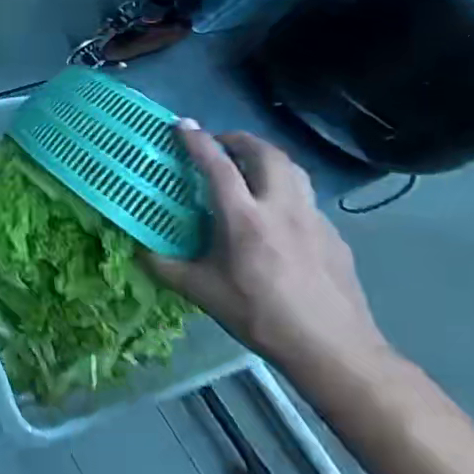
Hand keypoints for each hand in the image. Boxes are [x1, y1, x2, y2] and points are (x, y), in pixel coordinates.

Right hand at [141, 121, 389, 373]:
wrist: (333, 349)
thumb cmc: (260, 316)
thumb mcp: (203, 293)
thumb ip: (166, 267)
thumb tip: (138, 252)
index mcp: (244, 218)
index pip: (217, 165)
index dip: (197, 141)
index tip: (182, 125)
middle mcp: (281, 207)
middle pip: (265, 153)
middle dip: (240, 139)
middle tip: (221, 143)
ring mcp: (313, 219)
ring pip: (293, 169)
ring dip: (268, 158)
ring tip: (250, 167)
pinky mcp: (334, 235)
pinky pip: (307, 198)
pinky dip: (287, 190)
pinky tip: (278, 216)